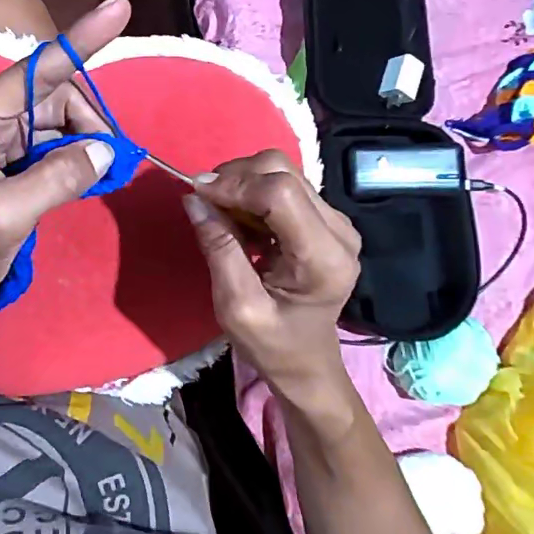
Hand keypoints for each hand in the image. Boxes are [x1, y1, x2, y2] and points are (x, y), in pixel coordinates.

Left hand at [0, 0, 133, 340]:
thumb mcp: (5, 216)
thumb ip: (57, 177)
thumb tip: (105, 150)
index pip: (37, 69)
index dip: (82, 39)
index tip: (121, 6)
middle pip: (56, 94)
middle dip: (87, 120)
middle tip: (107, 161)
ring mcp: (0, 139)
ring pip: (62, 119)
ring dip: (86, 141)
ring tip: (96, 176)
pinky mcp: (13, 161)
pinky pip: (58, 143)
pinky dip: (78, 156)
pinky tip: (86, 176)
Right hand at [183, 150, 361, 399]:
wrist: (307, 362)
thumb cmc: (272, 345)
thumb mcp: (235, 306)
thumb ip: (218, 248)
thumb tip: (194, 198)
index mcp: (323, 258)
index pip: (280, 193)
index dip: (234, 184)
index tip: (196, 194)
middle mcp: (339, 230)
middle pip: (282, 171)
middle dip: (236, 177)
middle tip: (204, 202)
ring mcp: (336, 221)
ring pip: (281, 171)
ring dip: (242, 183)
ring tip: (220, 213)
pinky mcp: (326, 219)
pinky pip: (284, 185)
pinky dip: (252, 193)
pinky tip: (239, 220)